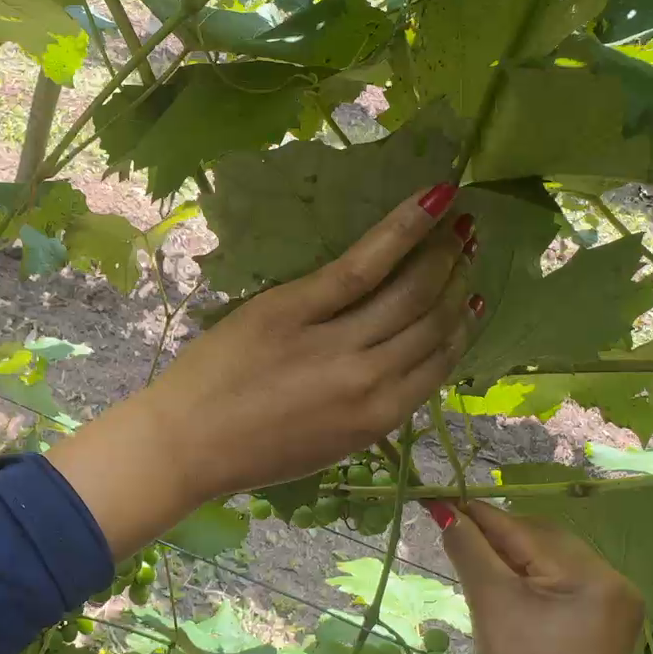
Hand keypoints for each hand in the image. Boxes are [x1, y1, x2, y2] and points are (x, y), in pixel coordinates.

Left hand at [50, 184, 476, 558]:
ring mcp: (332, 342)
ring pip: (407, 292)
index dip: (459, 326)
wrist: (183, 446)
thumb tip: (395, 368)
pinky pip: (360, 265)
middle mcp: (369, 378)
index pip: (439, 362)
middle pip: (430, 320)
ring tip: (456, 227)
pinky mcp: (292, 310)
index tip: (469, 299)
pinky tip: (431, 200)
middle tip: (468, 248)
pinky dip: (401, 230)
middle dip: (456, 282)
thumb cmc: (245, 453)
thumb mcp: (323, 445)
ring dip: (439, 256)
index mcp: (378, 418)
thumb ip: (364, 409)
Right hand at [433, 500, 643, 653]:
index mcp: (591, 575)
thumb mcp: (490, 602)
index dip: (475, 515)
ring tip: (483, 572)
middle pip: (541, 537)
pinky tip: (513, 591)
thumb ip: (468, 549)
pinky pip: (564, 578)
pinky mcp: (611, 617)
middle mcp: (615, 578)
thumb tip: (445, 510)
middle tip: (456, 542)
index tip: (437, 500)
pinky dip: (533, 575)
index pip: (520, 528)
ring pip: (551, 555)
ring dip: (514, 555)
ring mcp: (618, 599)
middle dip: (497, 537)